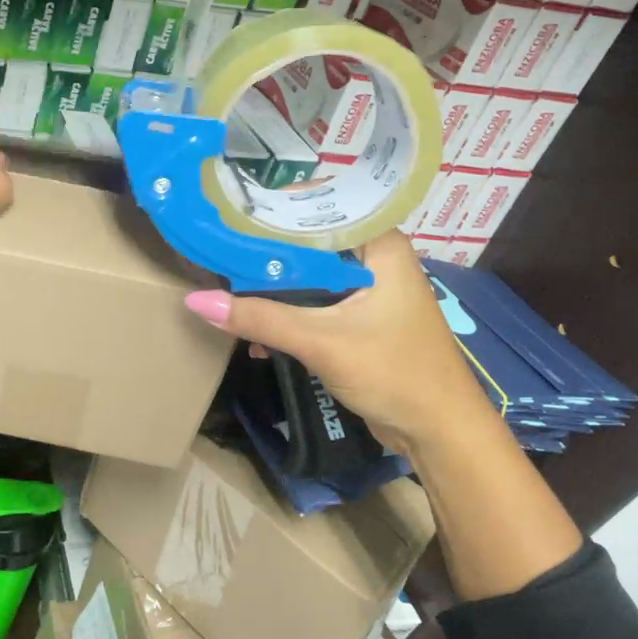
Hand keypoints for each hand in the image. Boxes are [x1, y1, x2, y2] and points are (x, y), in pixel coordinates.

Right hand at [182, 230, 499, 454]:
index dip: (271, 208)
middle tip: (214, 252)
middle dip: (262, 253)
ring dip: (269, 289)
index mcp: (377, 243)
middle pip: (305, 240)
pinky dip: (284, 313)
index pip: (316, 206)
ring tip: (226, 294)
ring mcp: (366, 287)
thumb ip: (260, 318)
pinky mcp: (358, 316)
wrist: (441, 432)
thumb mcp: (321, 342)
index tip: (226, 214)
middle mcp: (372, 256)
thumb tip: (196, 300)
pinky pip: (311, 301)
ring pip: (305, 273)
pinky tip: (255, 335)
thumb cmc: (395, 373)